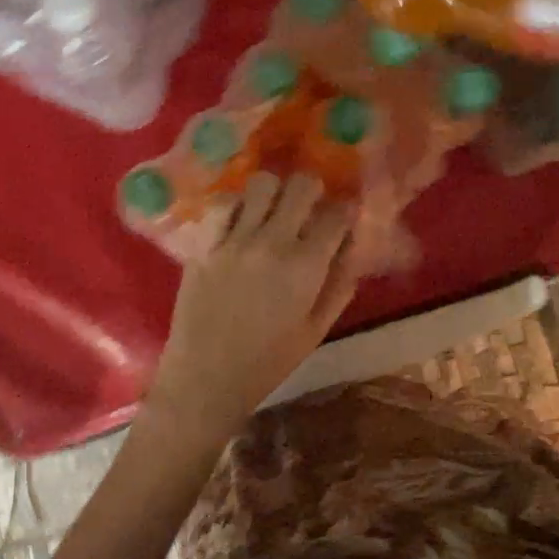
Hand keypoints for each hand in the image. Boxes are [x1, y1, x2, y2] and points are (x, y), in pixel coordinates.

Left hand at [145, 172, 360, 441]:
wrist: (206, 375)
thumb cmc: (267, 362)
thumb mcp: (316, 330)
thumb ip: (339, 285)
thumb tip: (354, 249)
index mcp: (306, 266)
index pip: (337, 213)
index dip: (345, 211)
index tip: (341, 219)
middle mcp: (271, 241)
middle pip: (301, 184)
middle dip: (312, 191)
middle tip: (308, 209)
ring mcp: (233, 239)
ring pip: (261, 183)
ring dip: (273, 192)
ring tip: (271, 211)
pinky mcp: (204, 243)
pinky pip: (222, 204)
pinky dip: (235, 205)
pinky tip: (239, 222)